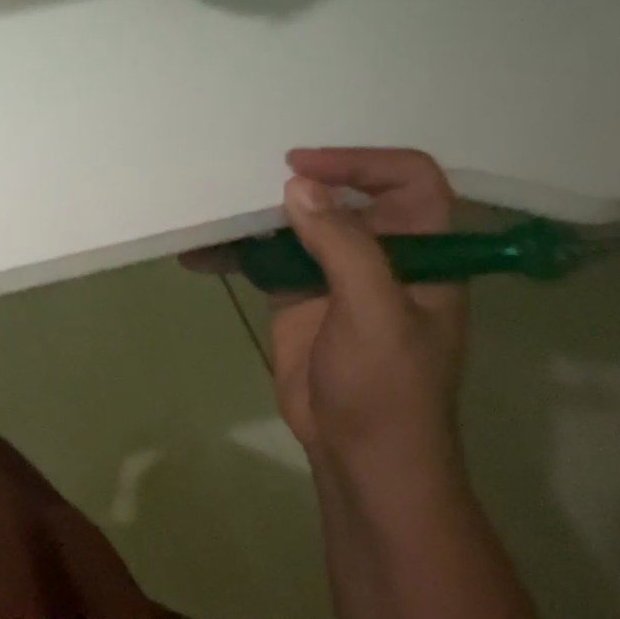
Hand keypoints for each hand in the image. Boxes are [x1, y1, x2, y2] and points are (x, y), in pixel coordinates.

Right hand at [189, 149, 467, 478]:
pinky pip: (261, 256)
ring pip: (296, 224)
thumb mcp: (374, 314)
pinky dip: (228, 252)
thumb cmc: (386, 387)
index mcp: (424, 256)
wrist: (360, 454)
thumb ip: (343, 247)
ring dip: (253, 215)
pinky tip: (195, 254)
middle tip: (242, 176)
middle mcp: (382, 256)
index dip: (363, 164)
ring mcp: (334, 276)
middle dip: (298, 181)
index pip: (410, 184)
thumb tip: (299, 185)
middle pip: (345, 195)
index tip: (301, 166)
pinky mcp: (295, 295)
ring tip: (208, 207)